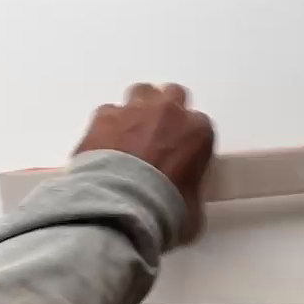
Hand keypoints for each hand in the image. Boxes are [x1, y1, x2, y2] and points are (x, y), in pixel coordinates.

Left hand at [74, 83, 213, 242]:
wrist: (119, 208)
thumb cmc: (164, 211)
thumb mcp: (193, 210)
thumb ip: (191, 193)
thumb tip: (183, 202)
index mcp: (198, 131)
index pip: (199, 125)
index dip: (187, 141)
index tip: (179, 158)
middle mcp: (169, 111)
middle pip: (172, 96)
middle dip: (165, 113)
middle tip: (155, 138)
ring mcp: (134, 110)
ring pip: (140, 93)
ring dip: (138, 110)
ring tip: (129, 136)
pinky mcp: (103, 117)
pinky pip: (109, 112)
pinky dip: (107, 126)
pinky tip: (103, 146)